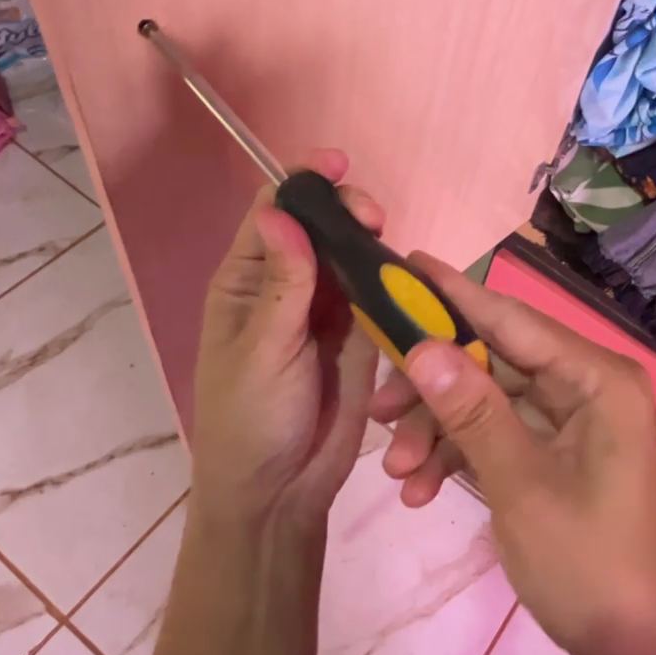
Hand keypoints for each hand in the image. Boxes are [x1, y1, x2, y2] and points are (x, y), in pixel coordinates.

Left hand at [189, 149, 383, 528]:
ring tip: (391, 241)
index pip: (274, 214)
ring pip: (353, 259)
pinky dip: (392, 282)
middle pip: (320, 229)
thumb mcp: (262, 349)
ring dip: (372, 244)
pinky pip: (379, 298)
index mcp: (247, 282)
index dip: (303, 183)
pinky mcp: (361, 340)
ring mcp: (327, 313)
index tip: (337, 163)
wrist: (280, 492)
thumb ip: (283, 283)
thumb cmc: (250, 418)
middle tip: (374, 217)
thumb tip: (279, 209)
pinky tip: (408, 275)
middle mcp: (288, 288)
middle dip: (346, 212)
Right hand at [366, 255, 655, 654]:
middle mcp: (587, 386)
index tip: (403, 264)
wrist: (638, 651)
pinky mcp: (558, 452)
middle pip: (493, 361)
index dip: (453, 293)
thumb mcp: (520, 483)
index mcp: (597, 378)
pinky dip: (461, 455)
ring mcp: (573, 420)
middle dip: (432, 388)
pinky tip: (421, 490)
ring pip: (488, 400)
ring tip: (396, 472)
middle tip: (376, 408)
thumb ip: (470, 410)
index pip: (512, 319)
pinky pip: (500, 434)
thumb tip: (420, 346)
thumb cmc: (588, 562)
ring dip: (439, 431)